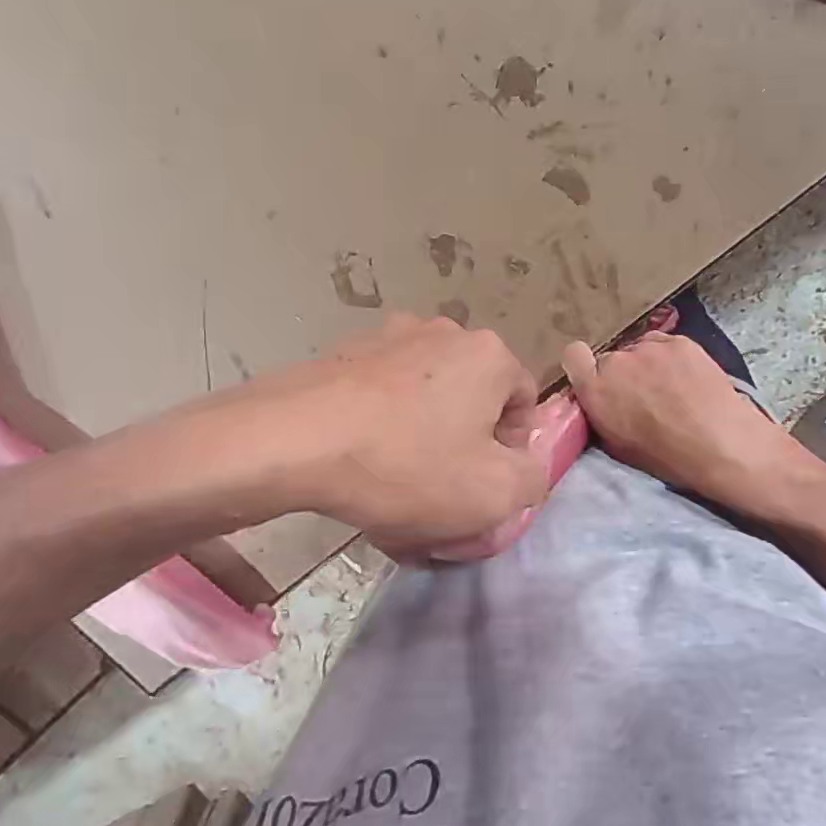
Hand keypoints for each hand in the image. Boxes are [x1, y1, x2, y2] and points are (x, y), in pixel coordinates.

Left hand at [259, 315, 548, 557]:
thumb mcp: (493, 493)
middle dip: (465, 442)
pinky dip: (382, 425)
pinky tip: (360, 463)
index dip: (513, 449)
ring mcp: (387, 336)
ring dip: (423, 434)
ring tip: (396, 480)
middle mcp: (442, 332)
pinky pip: (382, 394)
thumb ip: (533, 479)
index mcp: (488, 354)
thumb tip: (524, 467)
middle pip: (473, 396)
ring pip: (425, 395)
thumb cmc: (406, 465)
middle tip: (441, 488)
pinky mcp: (343, 352)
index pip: (523, 401)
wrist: (292, 441)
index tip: (485, 484)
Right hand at [562, 333, 819, 508]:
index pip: (573, 355)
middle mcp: (617, 361)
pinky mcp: (680, 341)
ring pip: (640, 349)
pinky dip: (672, 358)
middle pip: (611, 358)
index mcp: (595, 389)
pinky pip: (665, 344)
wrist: (721, 444)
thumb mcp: (617, 443)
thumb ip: (600, 412)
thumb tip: (599, 400)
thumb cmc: (667, 457)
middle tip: (642, 393)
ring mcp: (650, 347)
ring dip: (647, 364)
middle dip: (621, 372)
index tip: (597, 380)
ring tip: (671, 387)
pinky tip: (688, 378)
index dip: (584, 366)